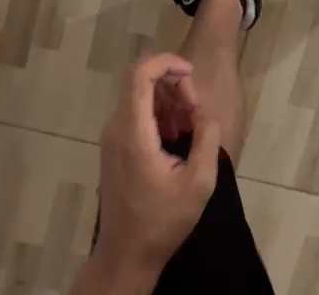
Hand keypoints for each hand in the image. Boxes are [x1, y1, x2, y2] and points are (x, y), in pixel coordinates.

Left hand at [88, 54, 221, 287]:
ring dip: (168, 100)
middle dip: (173, 85)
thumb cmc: (162, 221)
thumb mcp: (198, 183)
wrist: (126, 254)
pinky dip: (158, 113)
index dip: (166, 63)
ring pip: (139, 95)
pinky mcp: (115, 146)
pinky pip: (136, 113)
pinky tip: (177, 136)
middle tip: (196, 111)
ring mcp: (112, 136)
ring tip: (191, 125)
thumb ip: (206, 139)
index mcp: (133, 132)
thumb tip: (205, 114)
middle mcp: (116, 127)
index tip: (191, 74)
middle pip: (141, 81)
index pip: (140, 74)